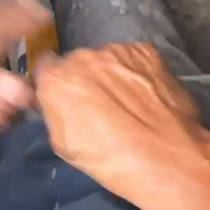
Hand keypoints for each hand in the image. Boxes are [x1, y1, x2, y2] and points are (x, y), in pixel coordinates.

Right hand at [35, 43, 209, 209]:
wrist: (165, 158)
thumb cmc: (107, 159)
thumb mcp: (63, 143)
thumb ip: (54, 110)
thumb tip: (54, 99)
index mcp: (56, 78)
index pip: (45, 66)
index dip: (56, 81)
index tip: (66, 96)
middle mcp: (83, 56)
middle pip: (78, 62)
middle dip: (85, 78)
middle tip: (101, 104)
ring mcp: (117, 50)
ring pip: (108, 59)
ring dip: (113, 74)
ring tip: (130, 102)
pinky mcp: (147, 51)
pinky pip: (134, 58)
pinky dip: (137, 72)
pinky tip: (148, 94)